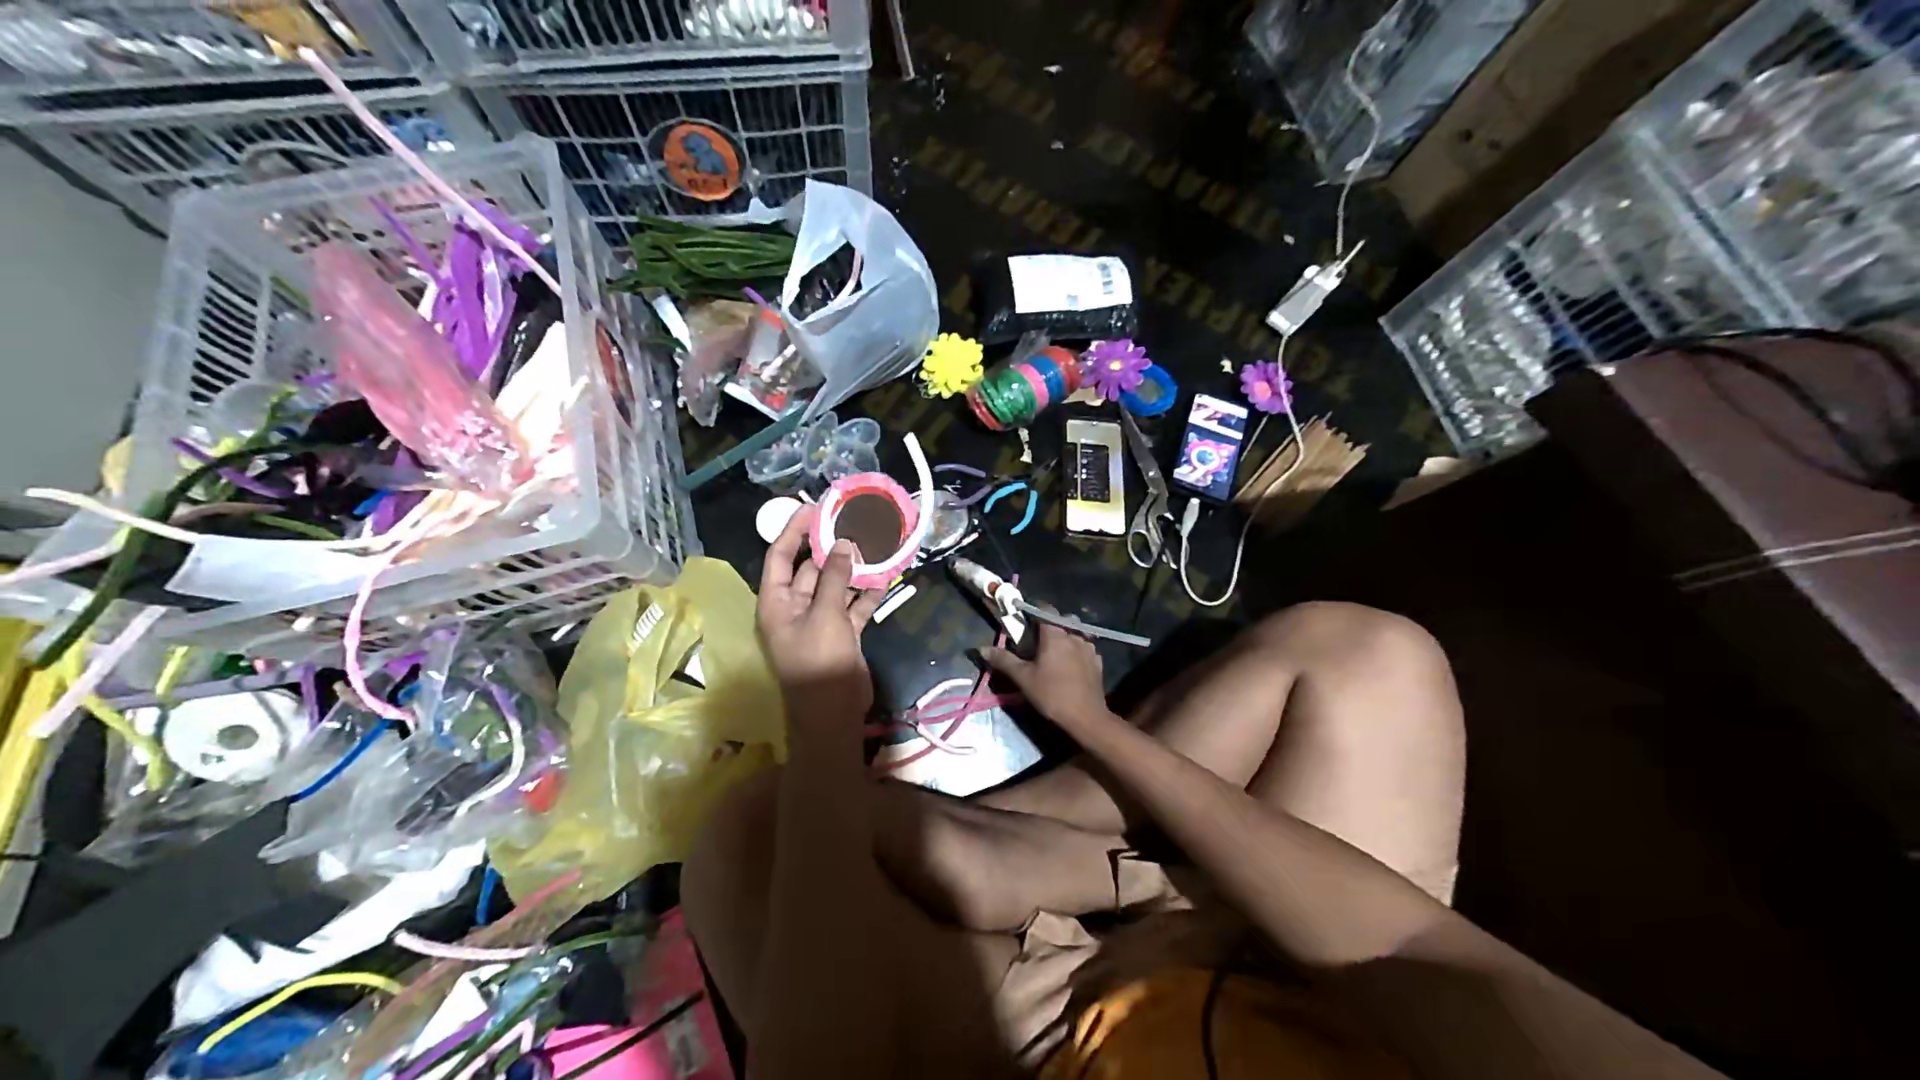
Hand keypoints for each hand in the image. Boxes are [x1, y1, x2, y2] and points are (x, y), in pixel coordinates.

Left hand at [757, 505, 886, 720]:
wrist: (832, 712)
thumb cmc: (817, 661)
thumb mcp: (824, 615)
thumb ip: (835, 578)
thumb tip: (844, 544)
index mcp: (777, 602)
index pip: (779, 556)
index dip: (794, 530)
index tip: (815, 508)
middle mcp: (795, 607)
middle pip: (811, 568)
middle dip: (831, 547)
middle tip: (853, 521)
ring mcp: (819, 620)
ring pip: (836, 585)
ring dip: (853, 568)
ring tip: (875, 542)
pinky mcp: (842, 632)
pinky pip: (853, 605)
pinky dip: (868, 593)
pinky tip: (887, 576)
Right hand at [981, 622, 1112, 727]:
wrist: (1086, 717)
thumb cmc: (1051, 694)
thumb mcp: (1023, 678)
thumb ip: (1003, 660)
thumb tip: (983, 649)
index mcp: (1055, 634)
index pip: (1045, 609)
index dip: (1035, 611)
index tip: (1026, 622)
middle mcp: (1074, 635)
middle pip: (1062, 620)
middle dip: (1051, 626)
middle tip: (1039, 641)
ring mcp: (1089, 648)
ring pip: (1075, 634)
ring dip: (1065, 638)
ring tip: (1055, 654)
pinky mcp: (1097, 662)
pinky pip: (1085, 649)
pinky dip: (1076, 652)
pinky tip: (1071, 666)